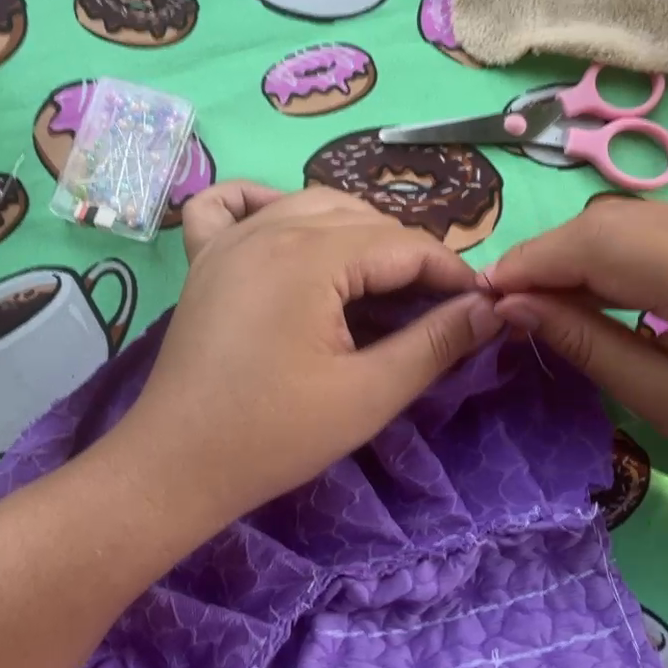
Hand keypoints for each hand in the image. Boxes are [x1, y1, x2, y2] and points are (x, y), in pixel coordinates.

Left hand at [111, 183, 502, 522]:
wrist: (177, 466)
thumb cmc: (274, 436)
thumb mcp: (369, 395)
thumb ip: (435, 343)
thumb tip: (490, 308)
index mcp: (310, 257)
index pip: (403, 243)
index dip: (451, 271)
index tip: (479, 303)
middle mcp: (270, 228)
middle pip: (362, 218)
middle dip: (409, 255)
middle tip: (434, 306)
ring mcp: (229, 238)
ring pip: (310, 202)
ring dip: (355, 230)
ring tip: (380, 280)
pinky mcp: (204, 258)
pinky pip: (231, 204)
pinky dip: (265, 203)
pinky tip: (285, 226)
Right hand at [485, 201, 667, 524]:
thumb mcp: (664, 402)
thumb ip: (584, 341)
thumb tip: (509, 303)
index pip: (602, 243)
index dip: (534, 260)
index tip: (485, 290)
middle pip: (614, 220)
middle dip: (551, 255)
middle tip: (510, 300)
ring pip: (633, 217)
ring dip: (581, 251)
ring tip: (546, 298)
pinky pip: (662, 227)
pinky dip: (618, 252)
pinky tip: (598, 286)